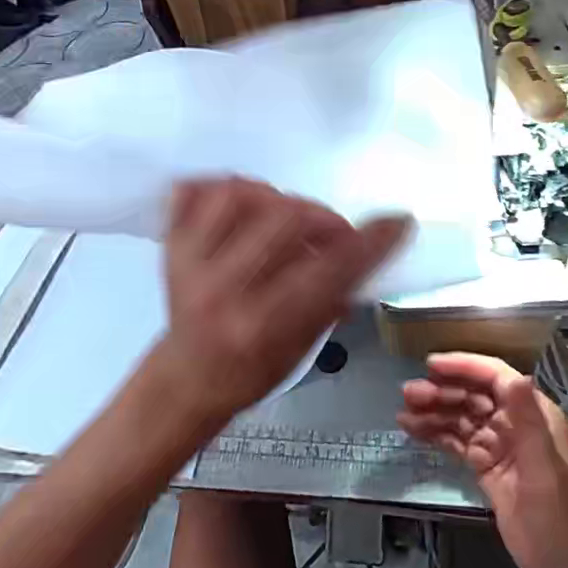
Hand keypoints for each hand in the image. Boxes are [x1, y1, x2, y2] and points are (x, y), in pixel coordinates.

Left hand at [159, 178, 408, 420]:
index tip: (397, 221)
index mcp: (258, 326)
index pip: (325, 270)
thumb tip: (365, 253)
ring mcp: (188, 263)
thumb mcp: (301, 349)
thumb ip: (332, 299)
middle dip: (323, 217)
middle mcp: (220, 289)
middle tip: (336, 231)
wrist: (185, 381)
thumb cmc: (250, 373)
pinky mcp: (170, 246)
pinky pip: (191, 192)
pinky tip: (246, 199)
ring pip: (236, 195)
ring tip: (290, 213)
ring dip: (276, 196)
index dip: (369, 242)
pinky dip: (221, 185)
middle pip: (282, 220)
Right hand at [399, 353, 567, 567]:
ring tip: (404, 413)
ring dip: (434, 411)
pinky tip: (413, 431)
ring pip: (462, 417)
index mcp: (535, 415)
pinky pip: (457, 440)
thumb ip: (528, 422)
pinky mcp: (486, 465)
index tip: (431, 365)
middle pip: (474, 394)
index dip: (465, 367)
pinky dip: (436, 434)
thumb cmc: (558, 519)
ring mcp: (499, 444)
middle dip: (442, 390)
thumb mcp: (543, 469)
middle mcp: (516, 422)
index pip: (497, 377)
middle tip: (408, 393)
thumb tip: (518, 376)